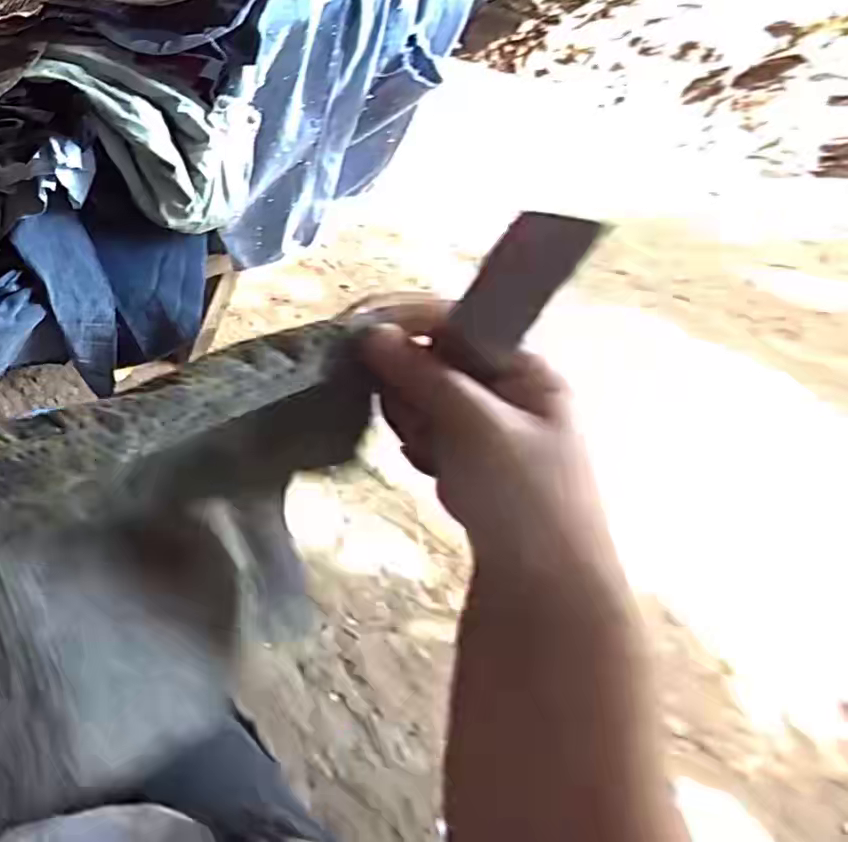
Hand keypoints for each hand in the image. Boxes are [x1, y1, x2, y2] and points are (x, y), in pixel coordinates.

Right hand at [360, 319, 619, 590]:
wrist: (538, 573)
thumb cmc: (521, 491)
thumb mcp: (473, 424)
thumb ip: (421, 373)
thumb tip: (369, 332)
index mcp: (522, 367)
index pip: (452, 320)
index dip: (404, 319)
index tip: (355, 331)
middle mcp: (499, 382)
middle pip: (423, 354)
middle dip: (405, 384)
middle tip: (416, 418)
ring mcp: (477, 413)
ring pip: (411, 388)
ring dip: (408, 416)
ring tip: (430, 450)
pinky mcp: (458, 440)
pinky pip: (413, 418)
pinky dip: (411, 436)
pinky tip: (429, 463)